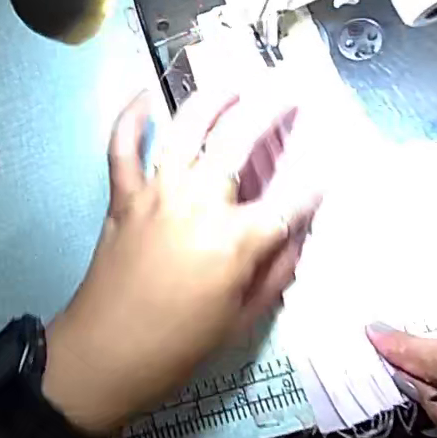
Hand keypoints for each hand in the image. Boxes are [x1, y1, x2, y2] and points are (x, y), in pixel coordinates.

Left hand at [42, 89, 321, 435]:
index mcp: (235, 241)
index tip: (334, 166)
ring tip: (233, 79)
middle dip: (271, 107)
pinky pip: (122, 148)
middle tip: (290, 87)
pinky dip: (130, 119)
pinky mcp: (122, 198)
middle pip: (239, 140)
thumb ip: (278, 269)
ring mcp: (155, 195)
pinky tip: (146, 97)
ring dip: (210, 98)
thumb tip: (299, 231)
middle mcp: (198, 205)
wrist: (103, 358)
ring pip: (184, 130)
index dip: (317, 182)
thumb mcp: (243, 318)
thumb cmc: (179, 346)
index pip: (290, 199)